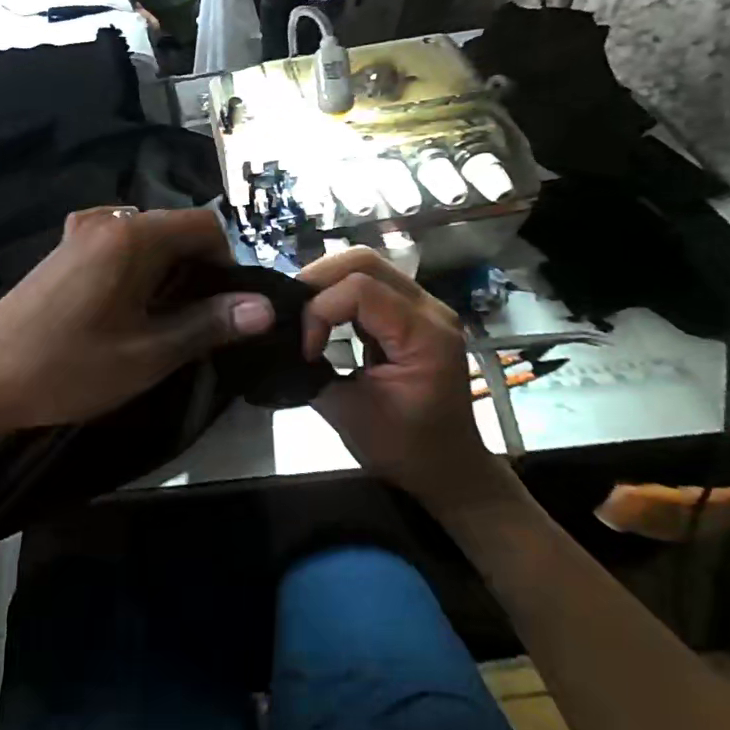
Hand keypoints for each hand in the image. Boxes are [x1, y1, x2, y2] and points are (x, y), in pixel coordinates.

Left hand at [0, 208, 273, 482]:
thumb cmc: (68, 369)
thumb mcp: (149, 353)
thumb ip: (211, 324)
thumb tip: (267, 308)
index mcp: (131, 234)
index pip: (206, 225)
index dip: (229, 263)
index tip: (229, 308)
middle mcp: (107, 221)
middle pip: (177, 230)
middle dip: (201, 271)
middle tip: (200, 323)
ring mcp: (80, 233)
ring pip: (150, 241)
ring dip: (171, 275)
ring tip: (165, 323)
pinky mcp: (63, 252)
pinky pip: (121, 249)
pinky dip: (142, 273)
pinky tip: (129, 312)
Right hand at [299, 248, 502, 508]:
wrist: (449, 468)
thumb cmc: (406, 450)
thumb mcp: (350, 416)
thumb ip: (314, 374)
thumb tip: (279, 346)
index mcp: (425, 335)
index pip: (361, 290)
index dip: (319, 311)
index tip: (306, 351)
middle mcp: (430, 309)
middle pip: (365, 261)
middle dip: (318, 280)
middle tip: (290, 312)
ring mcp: (424, 307)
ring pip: (367, 266)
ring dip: (327, 283)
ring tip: (301, 313)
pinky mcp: (412, 313)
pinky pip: (371, 284)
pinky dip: (339, 294)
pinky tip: (321, 317)